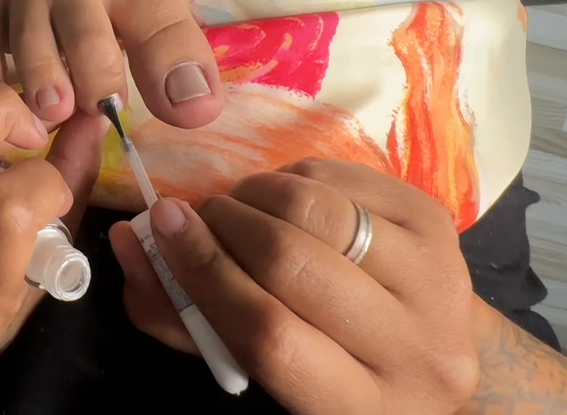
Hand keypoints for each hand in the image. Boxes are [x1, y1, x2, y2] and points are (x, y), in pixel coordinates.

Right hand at [111, 159, 486, 412]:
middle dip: (224, 223)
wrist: (422, 341)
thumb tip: (127, 237)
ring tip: (243, 208)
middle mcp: (418, 354)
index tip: (161, 224)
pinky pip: (334, 174)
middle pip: (291, 261)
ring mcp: (439, 282)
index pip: (270, 337)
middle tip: (203, 216)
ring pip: (313, 208)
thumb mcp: (244, 356)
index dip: (205, 272)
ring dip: (254, 193)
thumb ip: (174, 306)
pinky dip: (288, 174)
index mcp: (363, 409)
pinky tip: (286, 200)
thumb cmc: (314, 354)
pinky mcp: (436, 221)